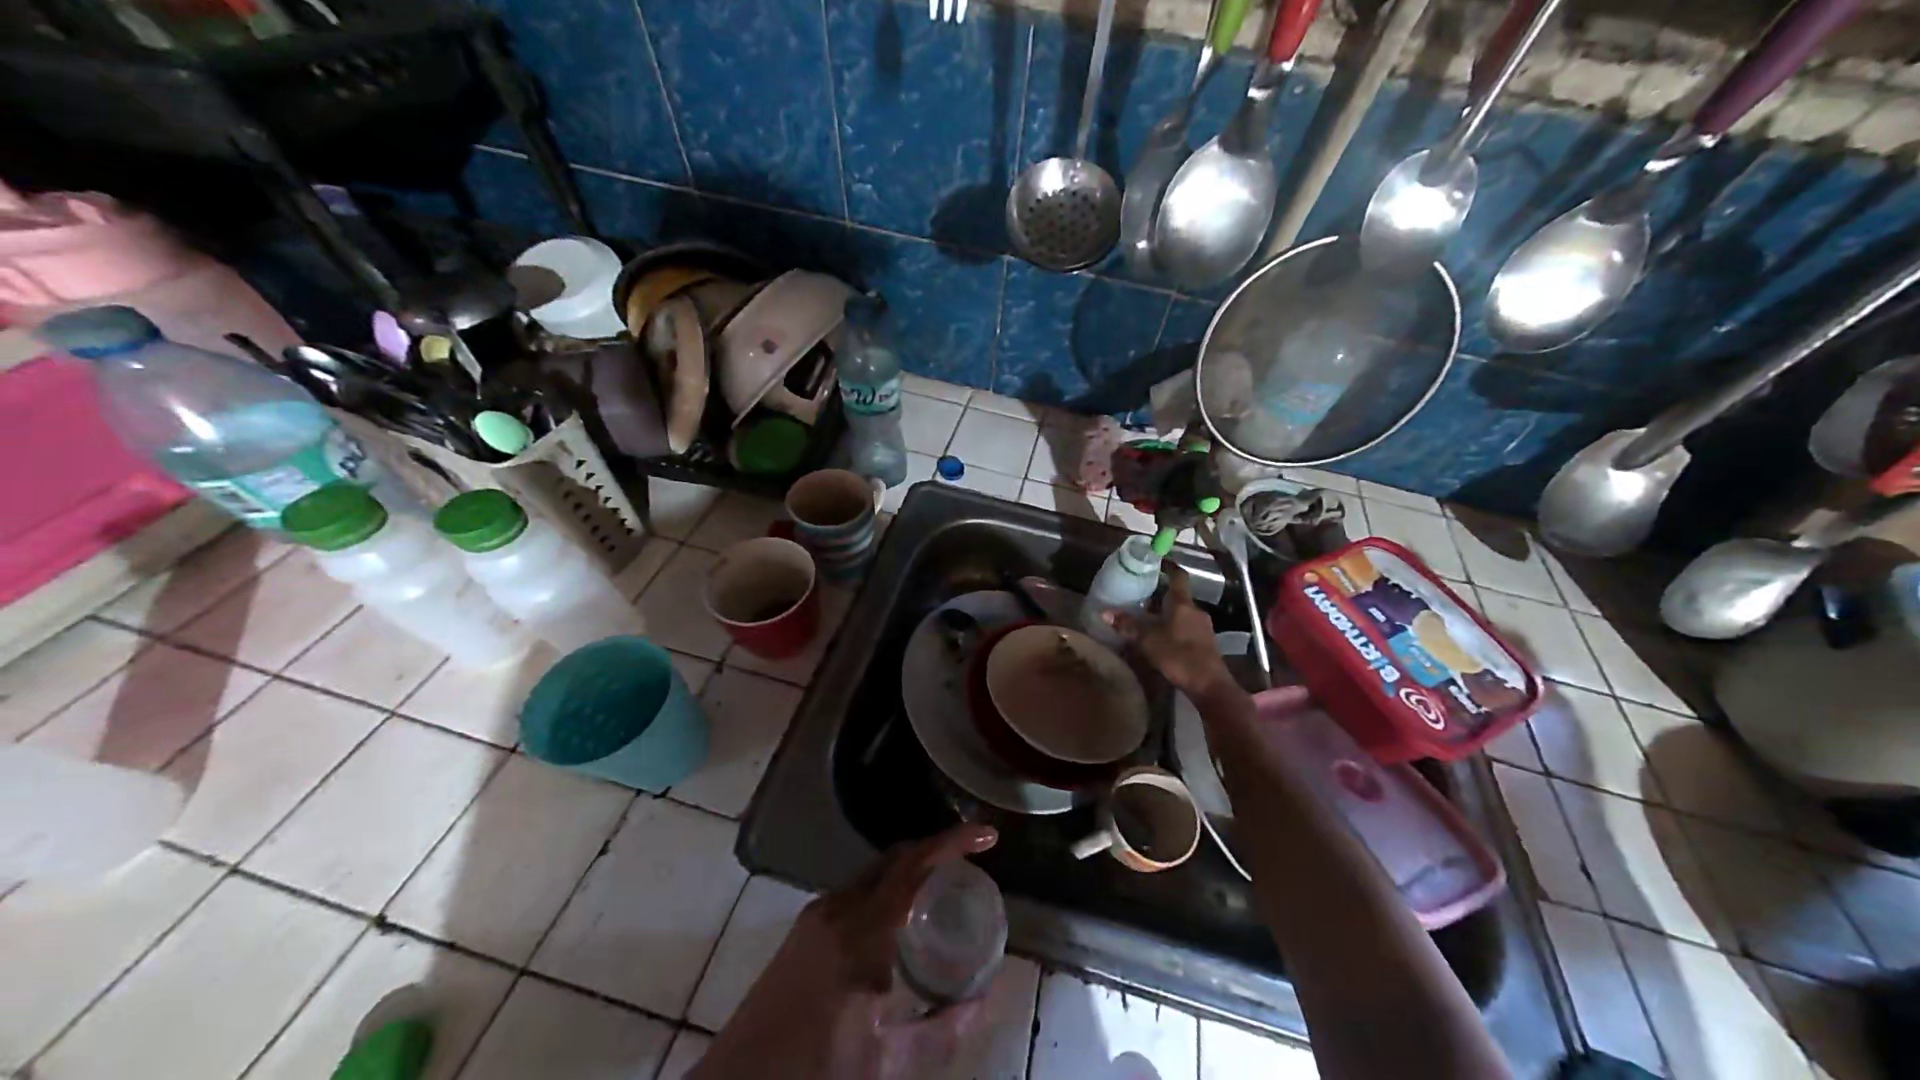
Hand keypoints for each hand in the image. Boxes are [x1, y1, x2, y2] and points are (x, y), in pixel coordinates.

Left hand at [691, 824, 999, 1079]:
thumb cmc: (816, 1069)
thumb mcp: (888, 1060)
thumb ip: (944, 1030)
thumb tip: (983, 999)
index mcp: (863, 930)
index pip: (915, 865)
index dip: (955, 842)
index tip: (988, 837)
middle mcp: (838, 907)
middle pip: (895, 858)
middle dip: (936, 850)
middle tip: (972, 861)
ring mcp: (816, 915)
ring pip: (874, 873)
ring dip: (911, 871)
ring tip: (943, 890)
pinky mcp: (804, 929)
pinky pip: (856, 892)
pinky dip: (887, 890)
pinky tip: (901, 922)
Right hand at [1105, 563, 1234, 697]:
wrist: (1209, 685)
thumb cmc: (1179, 656)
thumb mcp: (1148, 640)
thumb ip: (1128, 625)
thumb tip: (1105, 612)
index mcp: (1182, 604)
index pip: (1178, 577)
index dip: (1169, 567)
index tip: (1158, 562)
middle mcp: (1195, 611)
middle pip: (1178, 596)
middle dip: (1160, 595)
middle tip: (1141, 595)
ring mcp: (1202, 627)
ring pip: (1181, 613)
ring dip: (1166, 613)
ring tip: (1146, 617)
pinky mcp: (1204, 643)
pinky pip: (1186, 627)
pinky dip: (1173, 627)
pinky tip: (1161, 637)